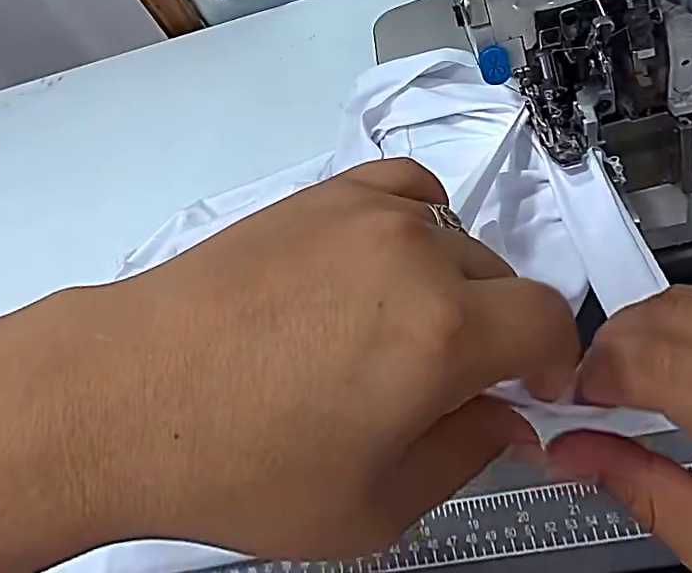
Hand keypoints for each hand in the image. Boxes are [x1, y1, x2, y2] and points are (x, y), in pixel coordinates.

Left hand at [27, 159, 581, 559]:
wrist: (138, 385)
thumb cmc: (248, 463)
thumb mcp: (376, 504)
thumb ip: (468, 451)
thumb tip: (510, 414)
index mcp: (442, 329)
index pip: (549, 320)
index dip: (553, 359)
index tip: (529, 386)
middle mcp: (416, 251)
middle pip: (501, 277)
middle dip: (494, 329)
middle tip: (445, 375)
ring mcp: (368, 210)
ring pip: (455, 236)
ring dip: (455, 279)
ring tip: (403, 321)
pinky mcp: (327, 190)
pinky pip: (406, 186)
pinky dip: (419, 217)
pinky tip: (388, 252)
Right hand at [546, 276, 691, 572]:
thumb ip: (652, 496)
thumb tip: (563, 447)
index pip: (665, 365)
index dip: (599, 372)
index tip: (571, 399)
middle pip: (672, 316)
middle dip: (613, 345)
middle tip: (596, 392)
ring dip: (648, 327)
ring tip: (639, 376)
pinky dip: (691, 316)